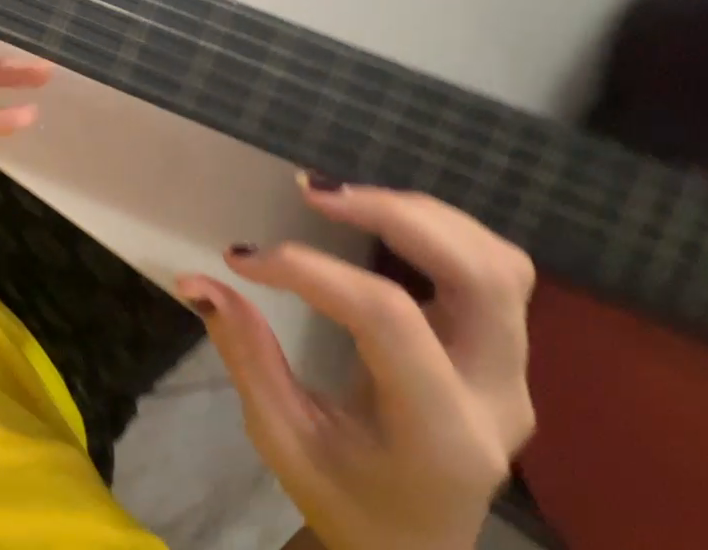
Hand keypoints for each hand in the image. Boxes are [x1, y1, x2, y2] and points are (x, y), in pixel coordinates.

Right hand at [177, 176, 536, 549]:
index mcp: (439, 428)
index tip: (238, 258)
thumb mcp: (280, 437)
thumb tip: (195, 280)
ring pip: (501, 265)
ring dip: (422, 216)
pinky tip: (377, 221)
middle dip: (396, 216)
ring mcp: (512, 373)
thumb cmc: (342, 497)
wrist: (414, 545)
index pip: (387, 318)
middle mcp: (496, 394)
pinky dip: (436, 232)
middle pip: (483, 276)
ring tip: (340, 198)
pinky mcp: (503, 354)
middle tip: (312, 192)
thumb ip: (244, 355)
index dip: (309, 271)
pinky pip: (493, 273)